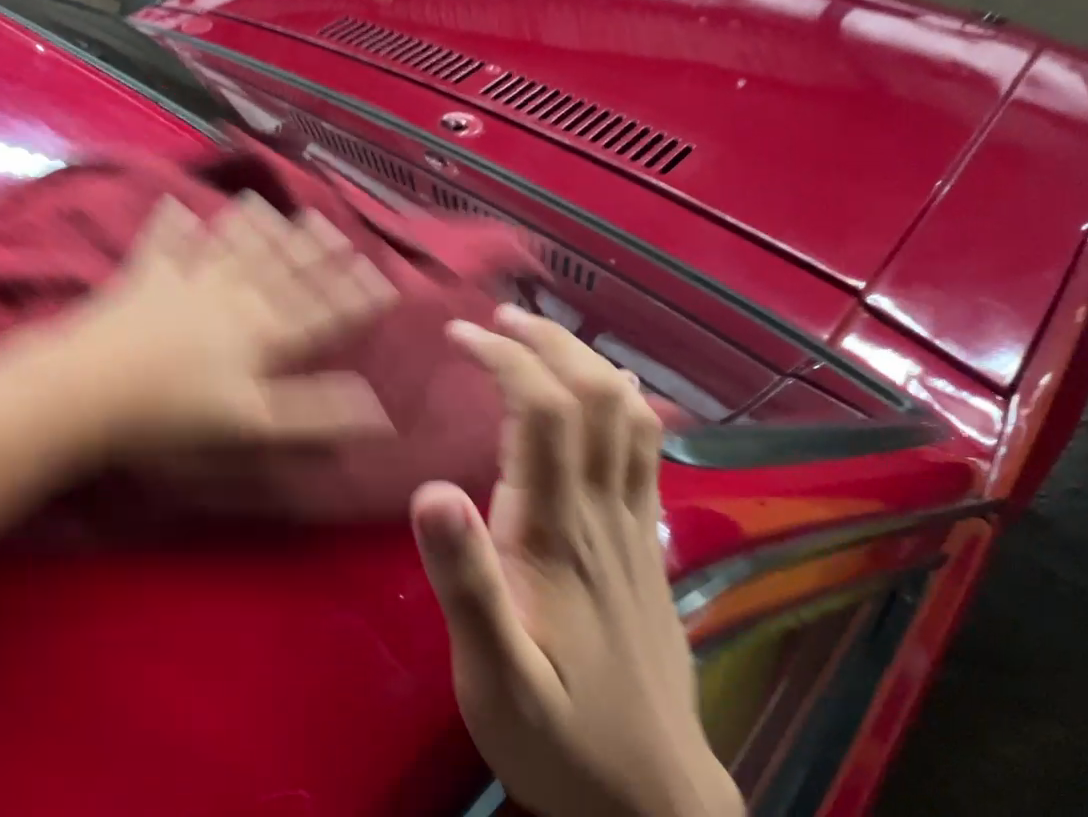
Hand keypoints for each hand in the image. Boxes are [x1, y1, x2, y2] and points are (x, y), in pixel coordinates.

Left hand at [48, 192, 398, 454]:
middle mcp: (230, 298)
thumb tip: (379, 410)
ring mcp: (184, 283)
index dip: (352, 297)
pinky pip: (164, 245)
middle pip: (279, 270)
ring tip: (270, 205)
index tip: (382, 276)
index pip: (319, 312)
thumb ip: (315, 412)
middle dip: (310, 251)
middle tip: (333, 226)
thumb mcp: (252, 424)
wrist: (87, 390)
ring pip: (229, 249)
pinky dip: (173, 225)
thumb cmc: (171, 416)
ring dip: (253, 228)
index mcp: (260, 335)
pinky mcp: (142, 280)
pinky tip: (179, 205)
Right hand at [411, 306, 741, 816]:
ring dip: (585, 365)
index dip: (506, 359)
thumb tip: (430, 487)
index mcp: (558, 536)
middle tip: (495, 319)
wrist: (657, 805)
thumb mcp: (494, 674)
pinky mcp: (646, 551)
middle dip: (548, 344)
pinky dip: (619, 405)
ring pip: (629, 420)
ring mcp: (635, 532)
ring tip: (540, 340)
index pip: (545, 414)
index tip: (458, 334)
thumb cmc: (560, 737)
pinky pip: (644, 454)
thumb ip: (464, 582)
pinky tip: (604, 401)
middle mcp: (604, 518)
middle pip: (596, 399)